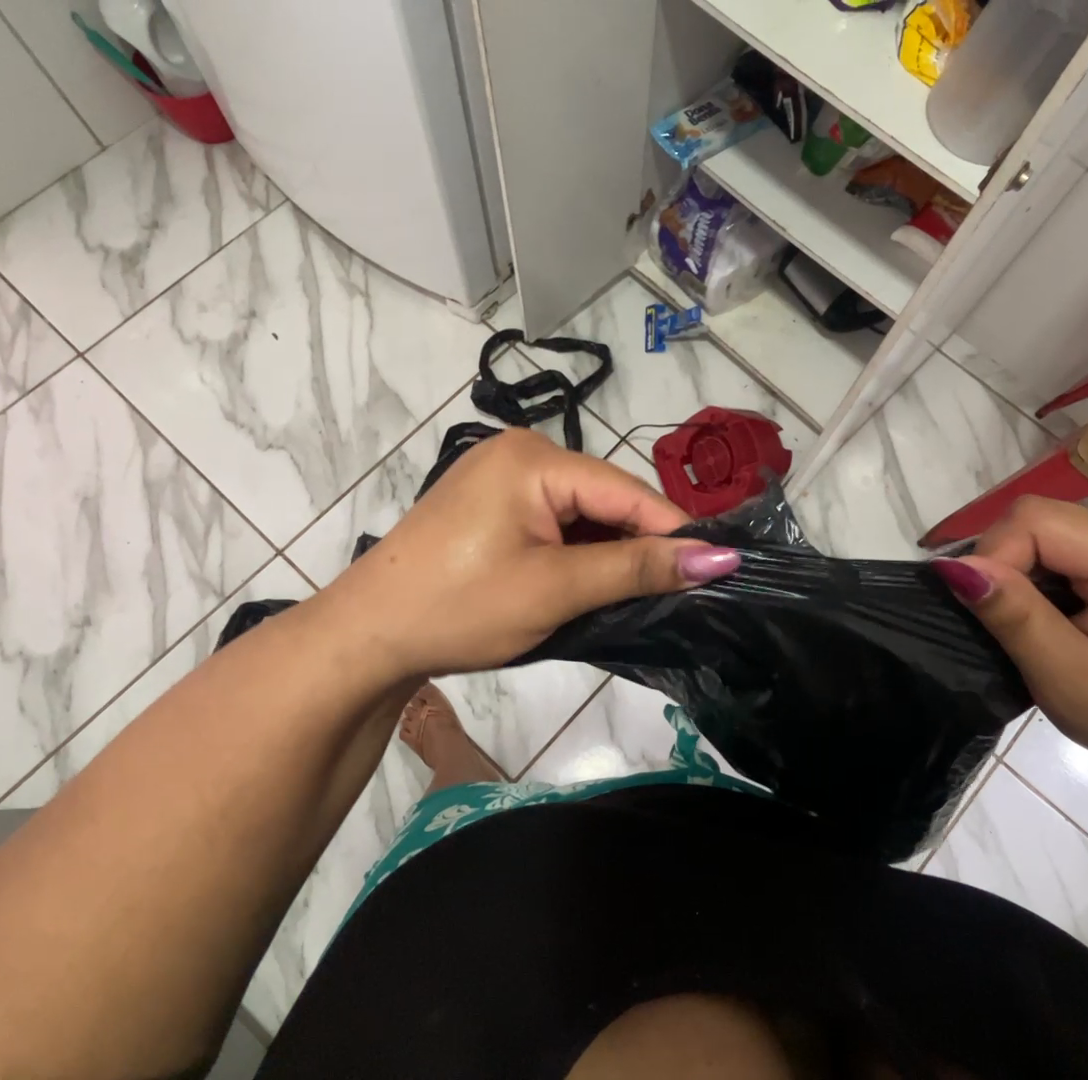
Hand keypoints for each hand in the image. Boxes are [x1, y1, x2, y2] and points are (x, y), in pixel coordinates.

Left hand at [321, 430, 739, 678]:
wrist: (367, 635)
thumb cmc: (461, 608)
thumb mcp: (556, 589)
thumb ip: (638, 568)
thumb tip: (720, 558)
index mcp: (534, 458)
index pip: (627, 491)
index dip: (675, 533)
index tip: (720, 572)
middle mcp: (519, 452)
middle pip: (605, 497)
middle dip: (637, 545)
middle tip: (676, 595)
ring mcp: (498, 476)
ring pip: (580, 512)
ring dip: (606, 552)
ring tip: (633, 596)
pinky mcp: (488, 505)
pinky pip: (551, 521)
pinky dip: (574, 553)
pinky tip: (587, 584)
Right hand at [933, 497, 1087, 792]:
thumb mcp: (1070, 684)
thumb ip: (1017, 620)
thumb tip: (955, 568)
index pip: (1035, 520)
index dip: (994, 558)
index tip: (989, 614)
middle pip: (1044, 518)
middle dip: (1012, 567)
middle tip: (1018, 627)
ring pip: (1056, 525)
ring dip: (1031, 569)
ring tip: (1047, 623)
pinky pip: (1078, 535)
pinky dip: (1056, 568)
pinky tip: (1073, 610)